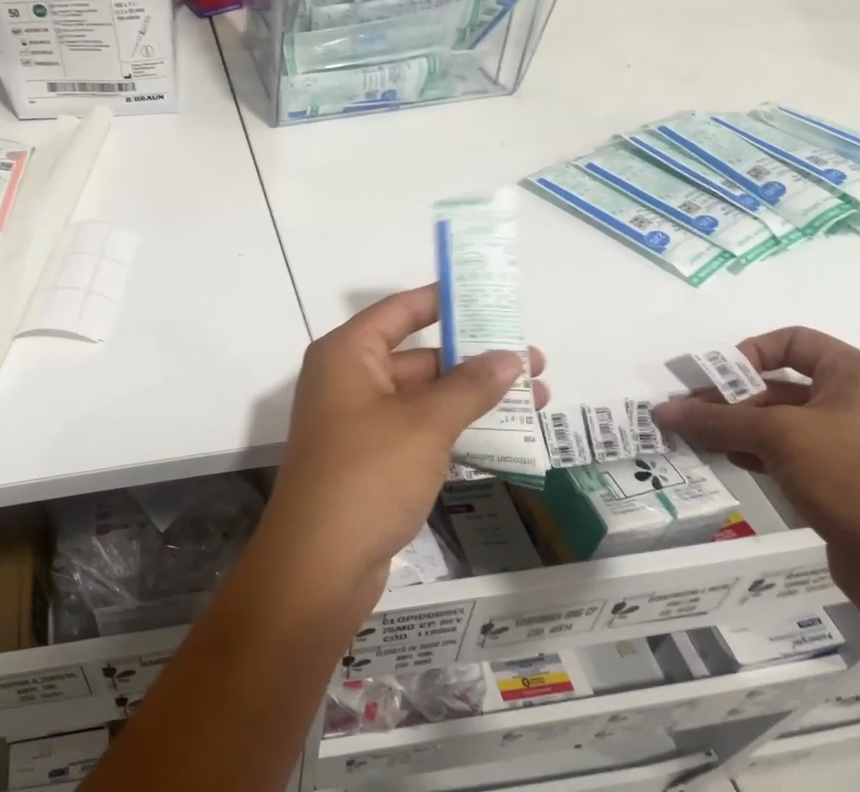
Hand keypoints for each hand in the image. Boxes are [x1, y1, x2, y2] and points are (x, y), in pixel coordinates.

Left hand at [262, 285, 547, 594]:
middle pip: (417, 357)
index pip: (398, 312)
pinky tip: (506, 440)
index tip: (490, 297)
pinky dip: (457, 433)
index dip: (443, 301)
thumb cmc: (368, 475)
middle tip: (536, 364)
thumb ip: (470, 386)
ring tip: (539, 401)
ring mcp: (358, 426)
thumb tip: (509, 357)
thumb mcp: (425, 423)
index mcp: (347, 356)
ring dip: (475, 400)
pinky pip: (419, 435)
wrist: (320, 562)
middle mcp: (348, 382)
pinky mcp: (370, 465)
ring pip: (423, 400)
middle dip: (476, 361)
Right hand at [651, 327, 859, 565]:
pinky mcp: (850, 477)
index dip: (746, 353)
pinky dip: (759, 451)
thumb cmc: (850, 476)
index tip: (710, 381)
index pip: (793, 341)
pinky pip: (795, 451)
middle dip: (731, 397)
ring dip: (739, 427)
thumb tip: (661, 411)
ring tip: (698, 440)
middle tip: (687, 415)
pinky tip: (730, 461)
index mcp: (859, 375)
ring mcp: (858, 441)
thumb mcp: (775, 436)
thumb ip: (714, 419)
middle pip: (782, 384)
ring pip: (784, 421)